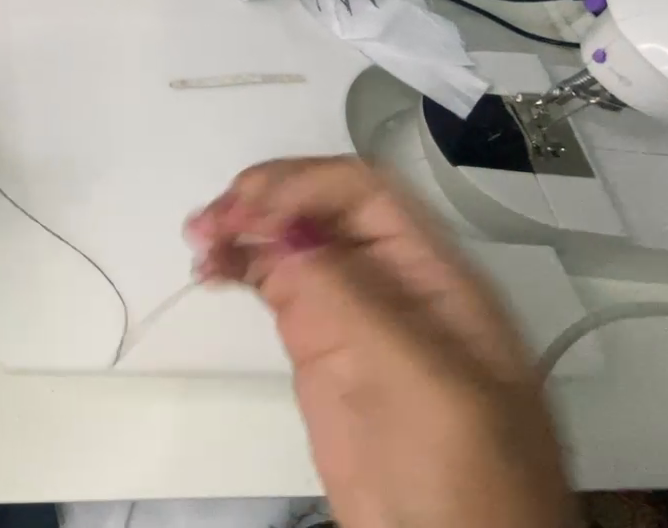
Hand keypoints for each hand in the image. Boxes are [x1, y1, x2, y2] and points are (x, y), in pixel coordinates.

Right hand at [186, 157, 577, 527]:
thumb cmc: (468, 480)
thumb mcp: (427, 385)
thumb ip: (357, 302)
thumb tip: (279, 237)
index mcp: (432, 275)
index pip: (362, 192)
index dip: (302, 187)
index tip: (251, 214)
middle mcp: (386, 276)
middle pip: (314, 202)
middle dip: (260, 199)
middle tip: (212, 223)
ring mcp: (346, 303)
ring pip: (282, 233)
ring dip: (237, 225)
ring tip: (199, 240)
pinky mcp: (312, 331)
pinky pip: (265, 274)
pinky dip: (231, 261)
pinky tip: (208, 269)